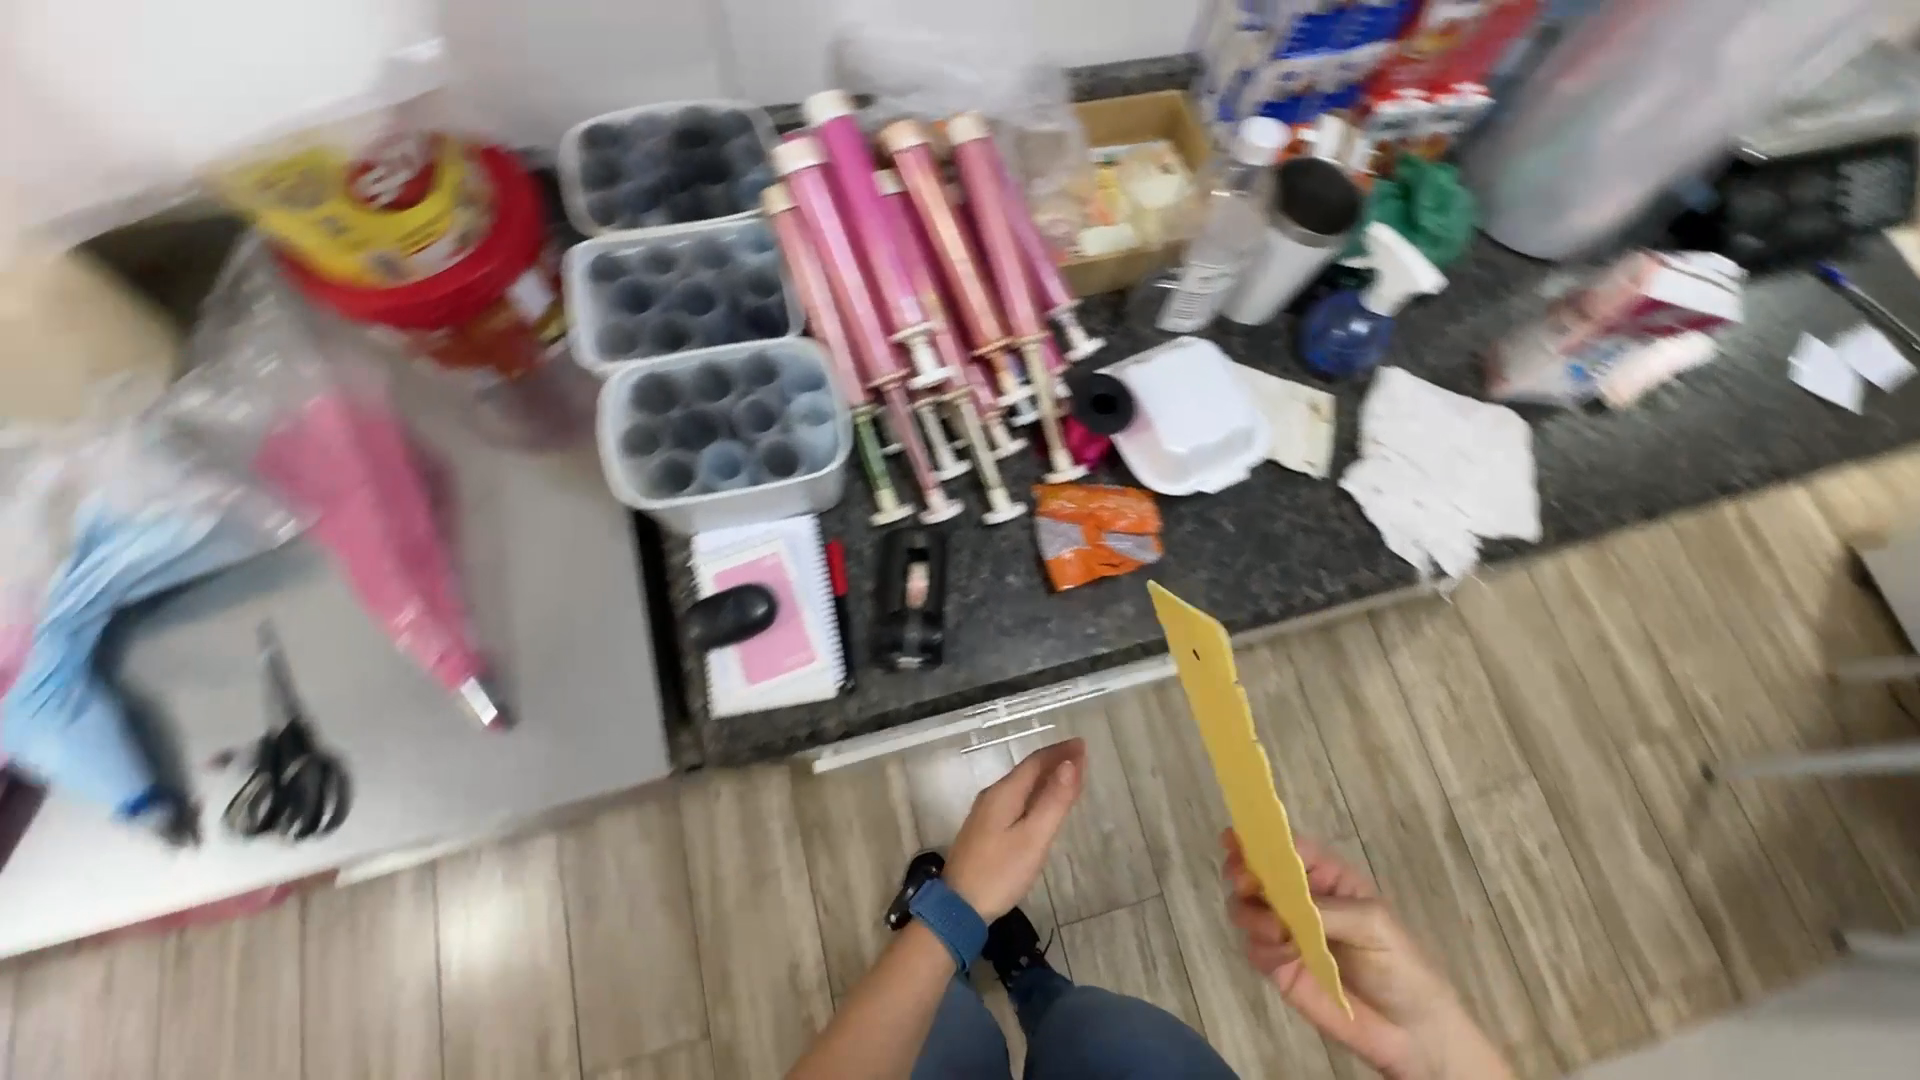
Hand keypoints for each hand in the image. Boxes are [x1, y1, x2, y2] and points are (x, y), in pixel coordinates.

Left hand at [943, 740, 1086, 920]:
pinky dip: (1034, 794)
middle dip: (1054, 761)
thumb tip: (1070, 763)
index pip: (1036, 762)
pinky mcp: (985, 830)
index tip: (1083, 745)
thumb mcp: (1033, 838)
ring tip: (1068, 776)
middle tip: (1082, 758)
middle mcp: (992, 796)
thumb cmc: (1000, 872)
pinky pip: (1015, 800)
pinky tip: (1041, 805)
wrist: (958, 907)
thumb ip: (1053, 801)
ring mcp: (986, 813)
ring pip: (1020, 786)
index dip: (1060, 752)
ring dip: (1045, 777)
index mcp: (1004, 793)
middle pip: (1027, 771)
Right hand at [1222, 830, 1510, 1079]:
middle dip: (1242, 872)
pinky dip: (1261, 946)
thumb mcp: (1373, 923)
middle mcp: (1298, 898)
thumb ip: (1325, 908)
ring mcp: (1284, 931)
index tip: (1233, 840)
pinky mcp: (1277, 964)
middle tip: (1245, 884)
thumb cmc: (1401, 964)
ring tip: (1276, 931)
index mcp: (1324, 877)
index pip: (1286, 848)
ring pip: (1244, 906)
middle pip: (1255, 872)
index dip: (1258, 840)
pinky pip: (1252, 945)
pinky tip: (1285, 956)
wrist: (1410, 1032)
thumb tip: (1282, 902)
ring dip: (1250, 912)